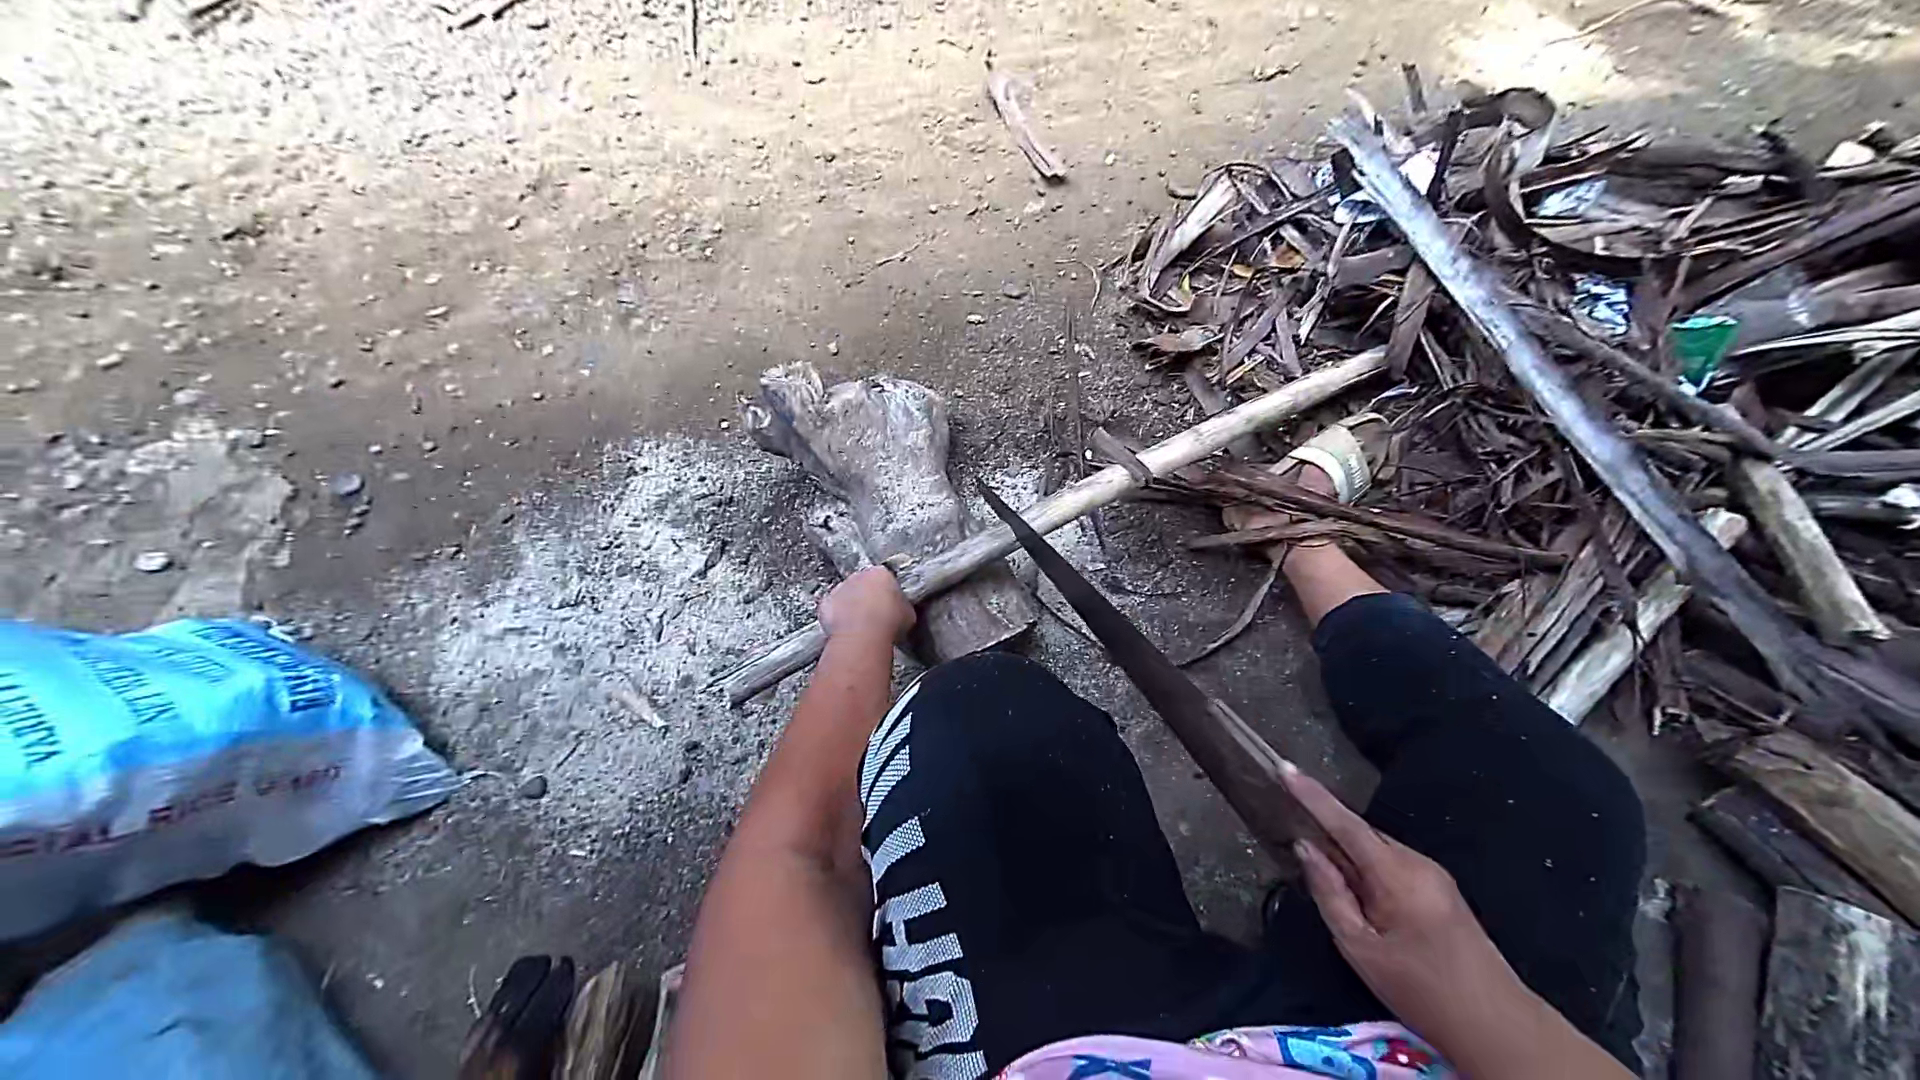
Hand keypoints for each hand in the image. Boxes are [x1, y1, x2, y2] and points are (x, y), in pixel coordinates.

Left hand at [818, 566, 915, 643]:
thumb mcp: (908, 613)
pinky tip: (846, 630)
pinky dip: (837, 618)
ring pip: (845, 596)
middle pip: (862, 584)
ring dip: (850, 607)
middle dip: (866, 597)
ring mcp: (839, 589)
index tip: (889, 604)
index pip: (884, 578)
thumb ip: (903, 606)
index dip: (886, 593)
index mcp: (881, 574)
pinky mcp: (826, 604)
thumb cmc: (887, 623)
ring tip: (860, 626)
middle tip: (874, 615)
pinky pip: (832, 610)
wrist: (863, 636)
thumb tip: (902, 611)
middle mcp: (858, 576)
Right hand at [1280, 762, 1536, 1055]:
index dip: (1312, 795)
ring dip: (1346, 854)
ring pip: (1374, 848)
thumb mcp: (1360, 948)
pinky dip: (1365, 867)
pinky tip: (1359, 895)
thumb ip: (1329, 892)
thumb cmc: (1423, 992)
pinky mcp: (1440, 887)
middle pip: (1360, 833)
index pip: (1346, 824)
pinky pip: (1389, 862)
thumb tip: (1305, 847)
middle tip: (1296, 843)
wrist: (1501, 1030)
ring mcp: (1434, 874)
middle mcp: (1418, 864)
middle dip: (1327, 830)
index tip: (1285, 769)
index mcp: (1399, 876)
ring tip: (1330, 882)